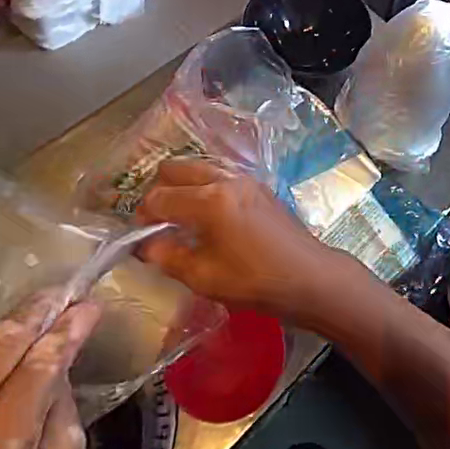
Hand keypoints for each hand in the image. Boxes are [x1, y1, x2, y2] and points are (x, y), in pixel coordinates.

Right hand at [135, 158, 371, 328]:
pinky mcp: (259, 186)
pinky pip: (220, 175)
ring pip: (199, 168)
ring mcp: (246, 179)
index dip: (142, 217)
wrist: (310, 277)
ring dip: (182, 185)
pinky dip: (203, 186)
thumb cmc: (256, 281)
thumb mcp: (204, 277)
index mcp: (210, 200)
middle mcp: (226, 179)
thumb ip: (169, 256)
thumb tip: (144, 245)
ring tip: (179, 217)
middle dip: (159, 191)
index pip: (160, 197)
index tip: (139, 236)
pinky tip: (206, 215)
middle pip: (176, 169)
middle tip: (156, 221)